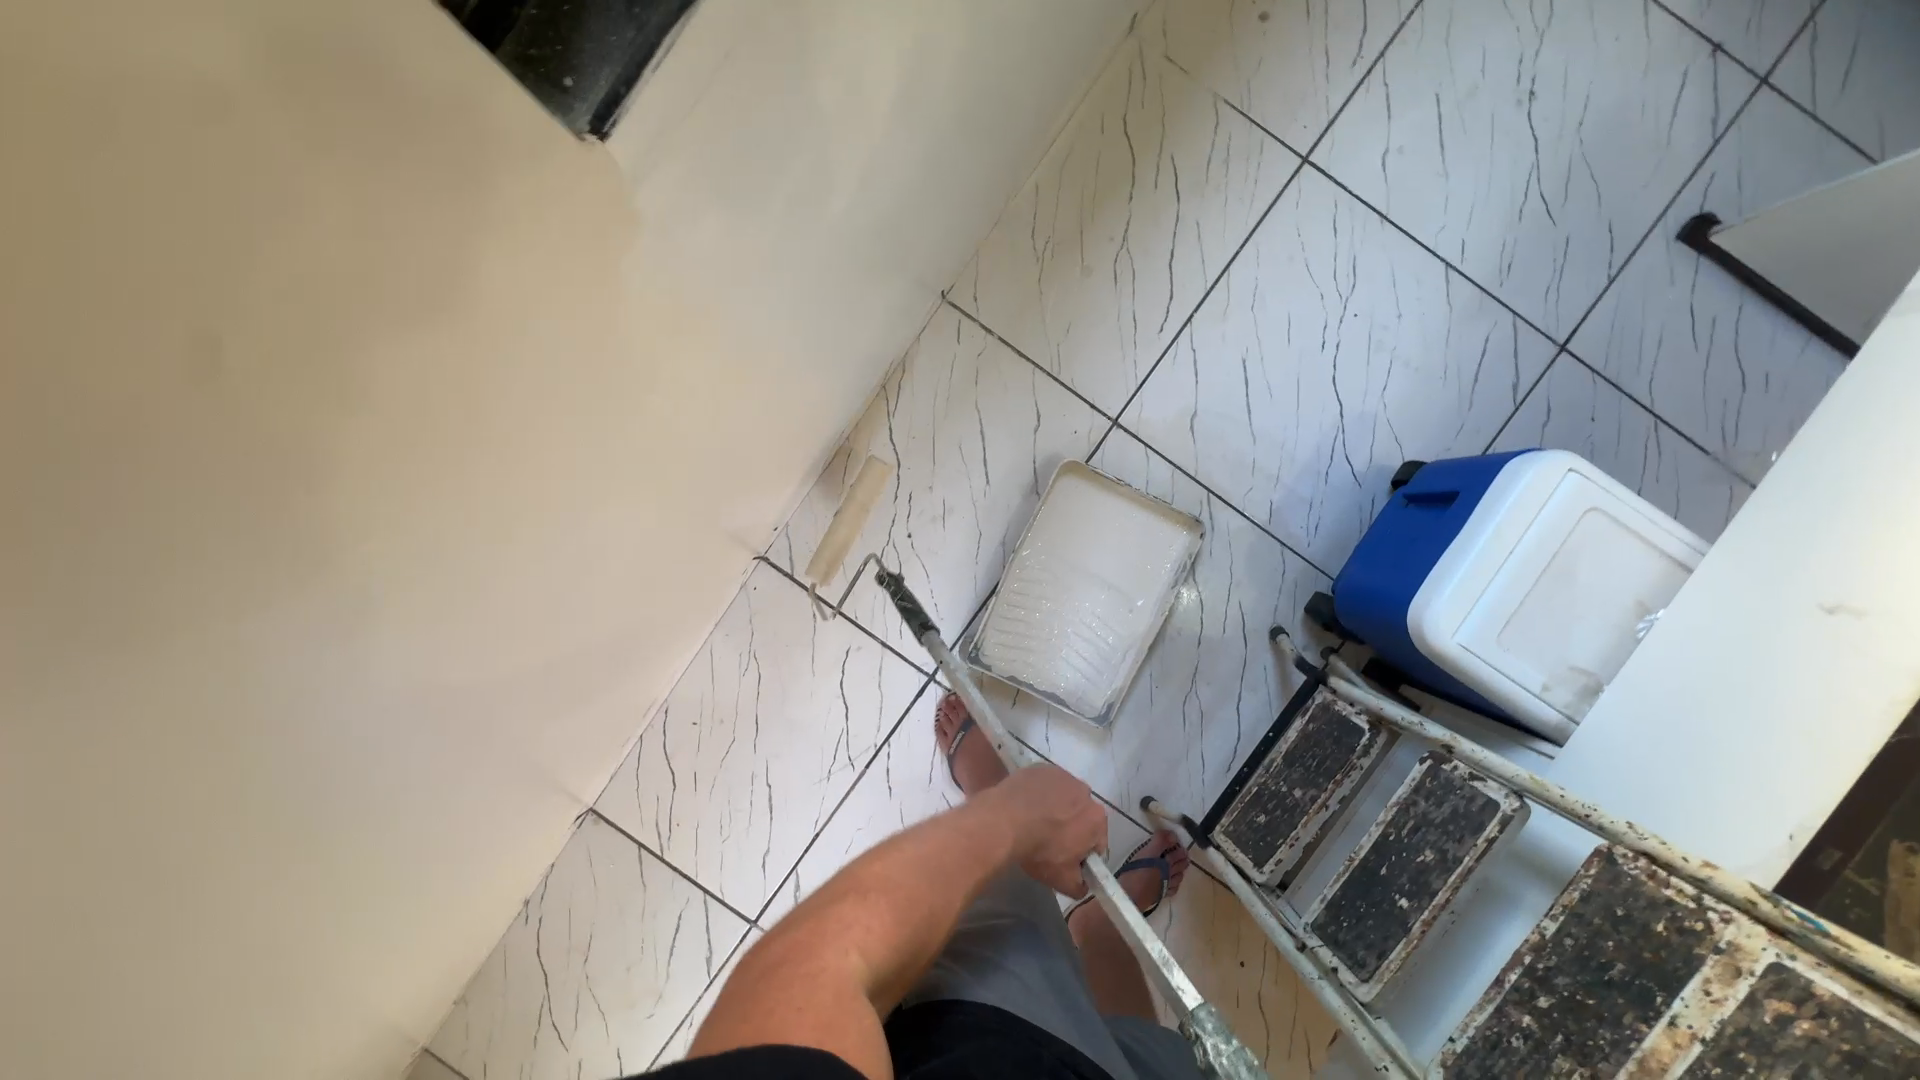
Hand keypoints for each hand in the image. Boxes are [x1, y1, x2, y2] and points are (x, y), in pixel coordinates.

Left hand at [979, 764, 1107, 896]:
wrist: (1004, 821)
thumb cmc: (1039, 850)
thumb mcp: (1062, 880)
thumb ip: (1080, 886)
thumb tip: (1083, 885)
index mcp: (1097, 818)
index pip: (1097, 841)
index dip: (1083, 853)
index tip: (1067, 858)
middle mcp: (1085, 792)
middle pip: (1081, 815)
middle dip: (1070, 827)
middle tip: (1049, 840)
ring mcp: (1062, 776)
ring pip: (1063, 797)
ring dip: (1055, 807)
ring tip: (1033, 821)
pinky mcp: (1040, 768)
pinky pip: (1044, 784)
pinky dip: (1038, 793)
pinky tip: (1024, 805)